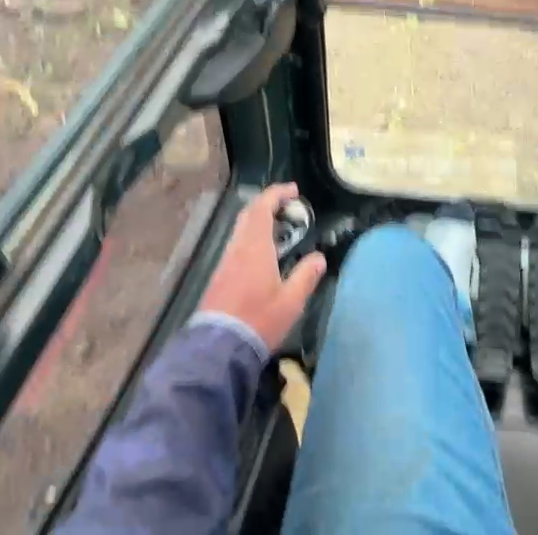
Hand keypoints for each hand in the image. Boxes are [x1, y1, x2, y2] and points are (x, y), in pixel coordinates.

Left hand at [196, 184, 327, 352]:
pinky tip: (264, 255)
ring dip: (259, 222)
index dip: (276, 194)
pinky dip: (252, 239)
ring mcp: (225, 263)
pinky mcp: (220, 276)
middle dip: (268, 204)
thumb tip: (319, 257)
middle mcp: (237, 249)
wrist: (219, 348)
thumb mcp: (291, 301)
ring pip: (241, 231)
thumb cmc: (259, 320)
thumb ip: (306, 276)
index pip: (262, 209)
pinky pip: (237, 246)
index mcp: (255, 248)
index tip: (293, 190)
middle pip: (249, 215)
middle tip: (289, 207)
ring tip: (281, 230)